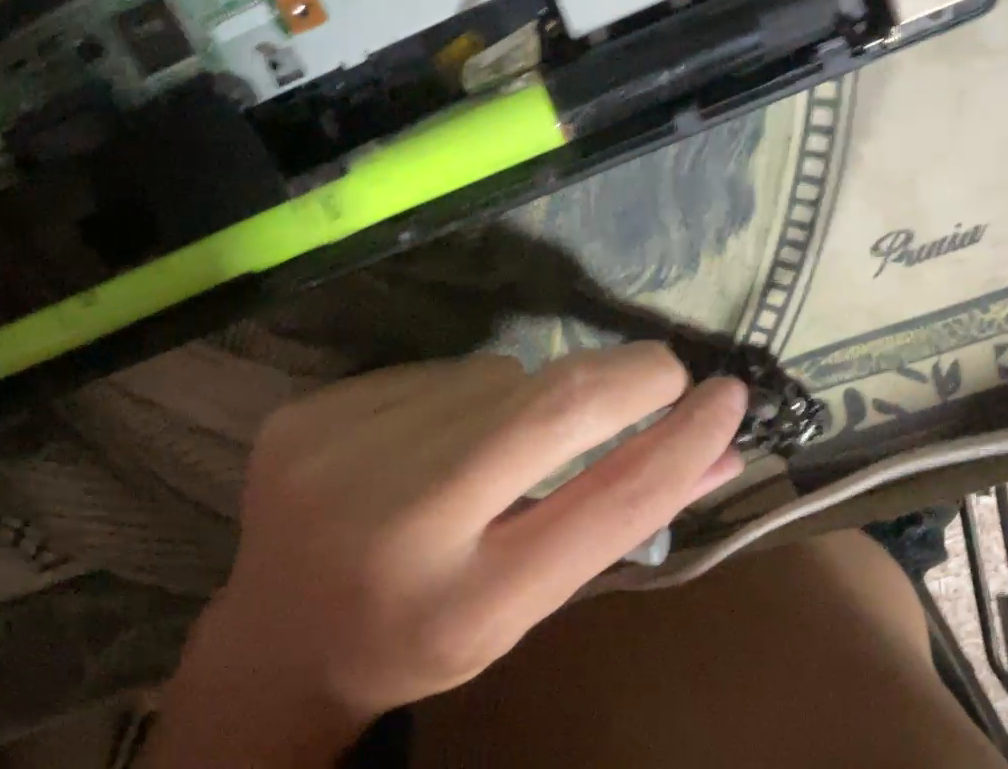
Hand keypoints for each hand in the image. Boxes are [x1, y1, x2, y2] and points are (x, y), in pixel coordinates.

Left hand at [148, 343, 745, 765]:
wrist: (278, 637)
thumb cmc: (425, 631)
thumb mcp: (527, 602)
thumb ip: (617, 525)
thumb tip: (719, 451)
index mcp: (470, 604)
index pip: (604, 506)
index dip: (680, 443)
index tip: (729, 397)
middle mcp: (400, 525)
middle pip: (550, 409)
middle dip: (626, 377)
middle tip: (664, 373)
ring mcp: (340, 456)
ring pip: (493, 375)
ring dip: (530, 394)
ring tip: (505, 443)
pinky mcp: (308, 414)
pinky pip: (434, 371)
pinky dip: (464, 393)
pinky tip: (434, 438)